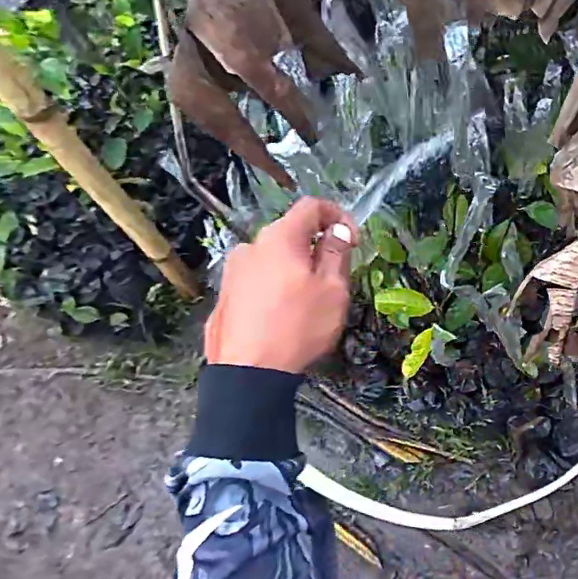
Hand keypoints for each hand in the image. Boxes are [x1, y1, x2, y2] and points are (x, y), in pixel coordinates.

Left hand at [205, 197, 358, 373]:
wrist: (248, 373)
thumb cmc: (298, 328)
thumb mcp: (333, 290)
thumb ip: (337, 253)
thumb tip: (338, 231)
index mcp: (281, 238)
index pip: (311, 206)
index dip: (338, 216)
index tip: (352, 239)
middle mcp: (252, 246)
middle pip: (290, 232)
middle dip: (316, 246)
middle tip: (334, 275)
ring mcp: (233, 271)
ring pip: (273, 258)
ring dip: (293, 268)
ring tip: (307, 301)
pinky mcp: (225, 295)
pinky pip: (257, 280)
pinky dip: (275, 286)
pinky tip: (282, 314)